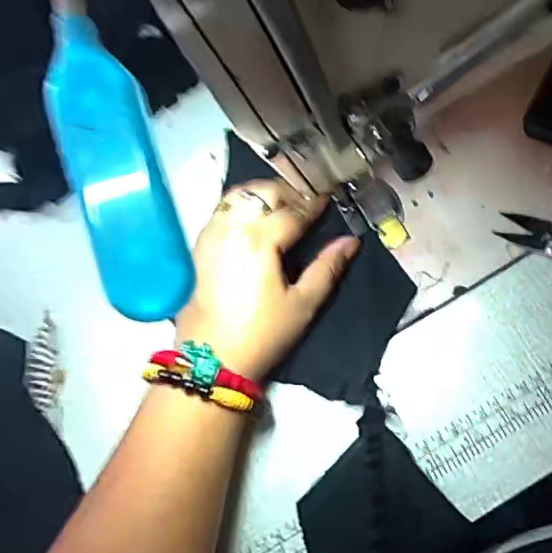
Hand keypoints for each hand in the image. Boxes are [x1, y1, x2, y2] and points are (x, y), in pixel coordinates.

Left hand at [172, 180, 358, 381]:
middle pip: (263, 193)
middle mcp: (232, 228)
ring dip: (264, 194)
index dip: (314, 204)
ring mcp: (211, 235)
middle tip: (309, 203)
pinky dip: (243, 204)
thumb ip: (327, 268)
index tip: (329, 200)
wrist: (211, 360)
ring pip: (239, 196)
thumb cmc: (262, 334)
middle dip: (289, 192)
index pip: (292, 210)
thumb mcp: (303, 304)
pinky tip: (257, 218)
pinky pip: (223, 209)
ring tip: (285, 207)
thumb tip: (351, 241)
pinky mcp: (200, 245)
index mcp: (259, 241)